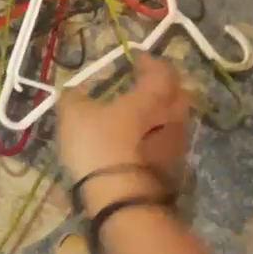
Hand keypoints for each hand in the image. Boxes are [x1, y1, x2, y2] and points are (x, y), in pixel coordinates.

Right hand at [55, 53, 191, 192]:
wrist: (121, 196)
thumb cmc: (99, 144)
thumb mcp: (74, 114)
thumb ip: (74, 97)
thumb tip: (73, 89)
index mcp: (153, 97)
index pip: (161, 71)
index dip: (150, 61)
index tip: (138, 57)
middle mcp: (174, 116)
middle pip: (180, 93)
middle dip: (166, 85)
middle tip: (148, 83)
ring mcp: (178, 144)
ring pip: (177, 119)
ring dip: (163, 111)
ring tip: (142, 112)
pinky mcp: (174, 168)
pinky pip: (169, 140)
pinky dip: (158, 134)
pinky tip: (141, 139)